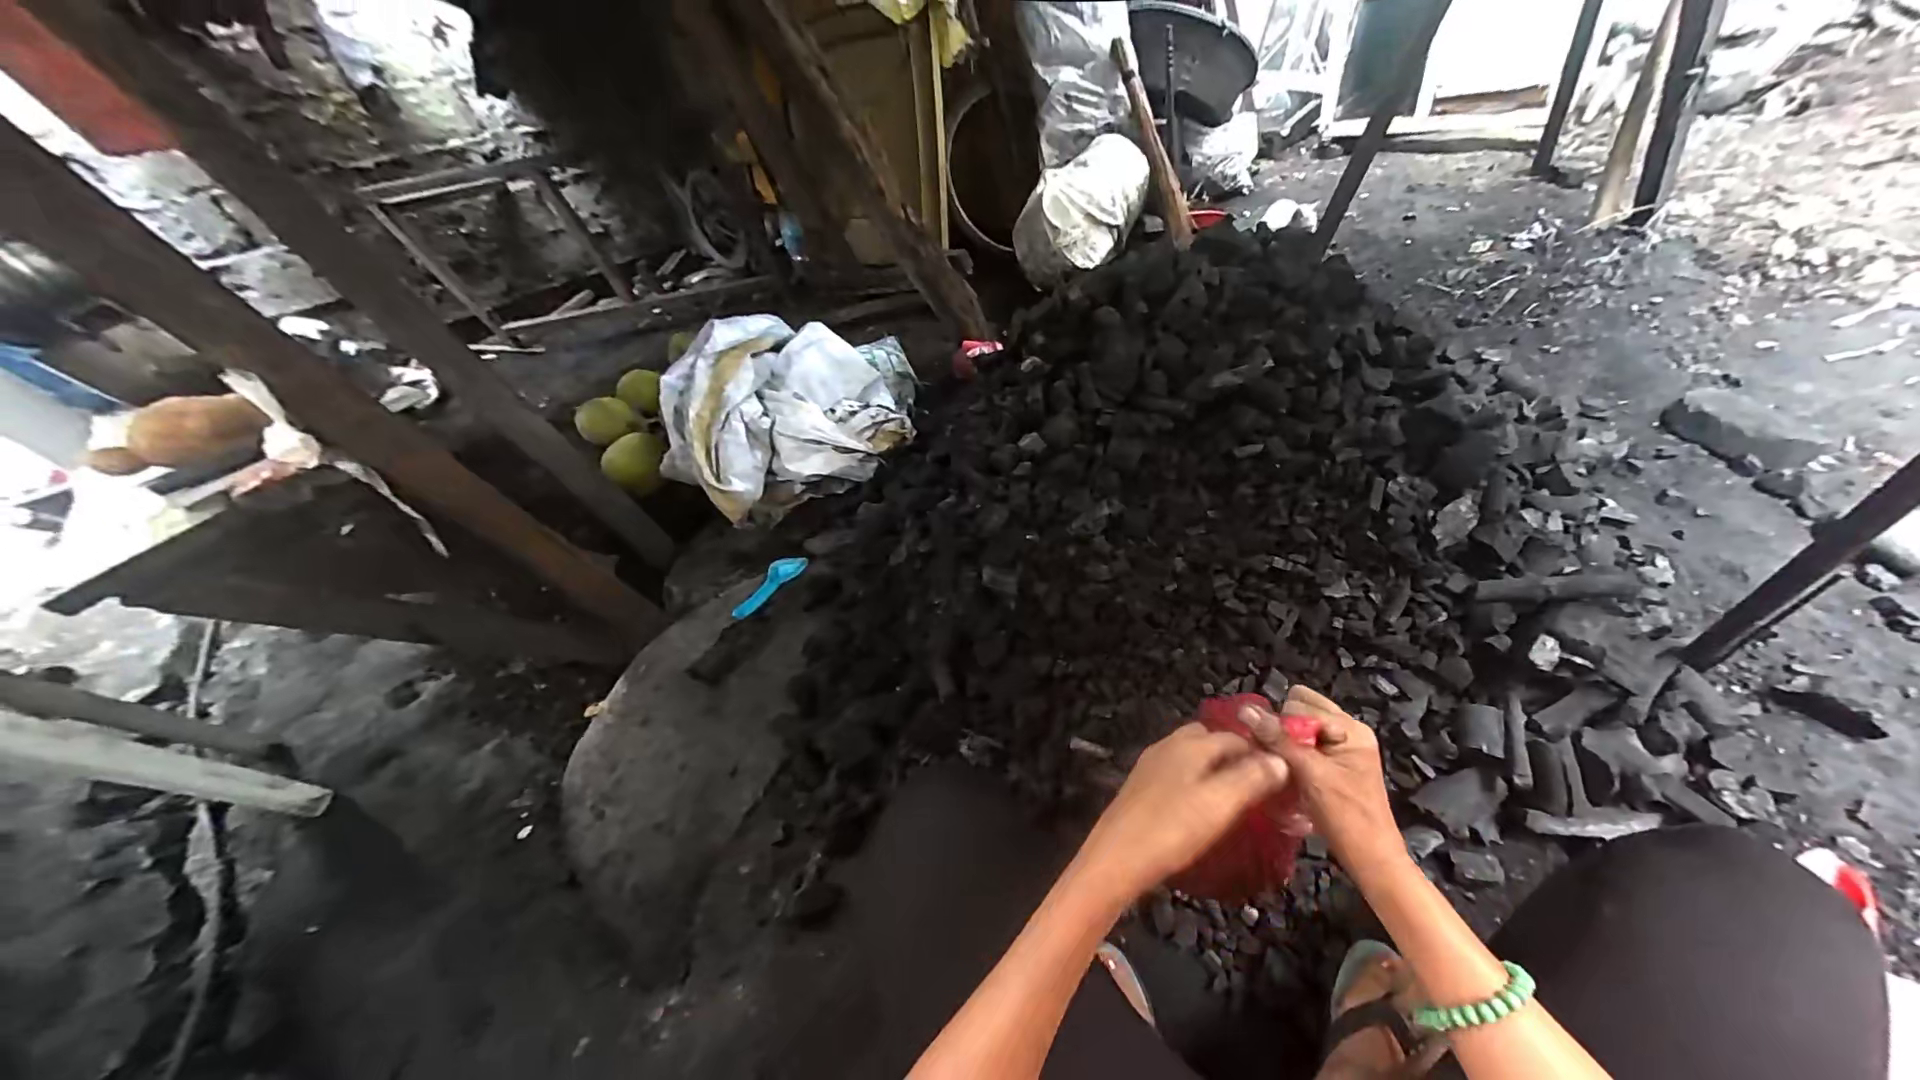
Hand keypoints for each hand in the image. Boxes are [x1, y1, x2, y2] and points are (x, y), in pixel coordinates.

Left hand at [1073, 723, 1291, 903]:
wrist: (1117, 857)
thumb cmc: (1172, 828)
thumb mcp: (1220, 803)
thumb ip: (1252, 778)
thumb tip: (1279, 759)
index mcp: (1190, 743)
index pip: (1236, 736)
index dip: (1262, 752)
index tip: (1286, 777)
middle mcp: (1169, 745)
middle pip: (1210, 740)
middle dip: (1238, 757)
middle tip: (1264, 787)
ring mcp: (1152, 764)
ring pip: (1193, 756)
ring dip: (1217, 770)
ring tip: (1240, 799)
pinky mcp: (1143, 786)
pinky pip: (1179, 773)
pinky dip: (1198, 782)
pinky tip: (1205, 807)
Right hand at [1239, 687, 1404, 881]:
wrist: (1370, 857)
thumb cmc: (1344, 815)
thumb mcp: (1309, 773)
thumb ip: (1277, 739)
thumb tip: (1245, 710)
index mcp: (1350, 728)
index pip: (1299, 705)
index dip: (1282, 725)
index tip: (1278, 753)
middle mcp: (1347, 729)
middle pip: (1300, 707)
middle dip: (1284, 727)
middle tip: (1282, 757)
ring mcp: (1342, 745)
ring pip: (1300, 725)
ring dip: (1285, 740)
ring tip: (1285, 765)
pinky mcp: (1335, 761)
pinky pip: (1304, 741)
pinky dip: (1292, 751)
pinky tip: (1290, 771)